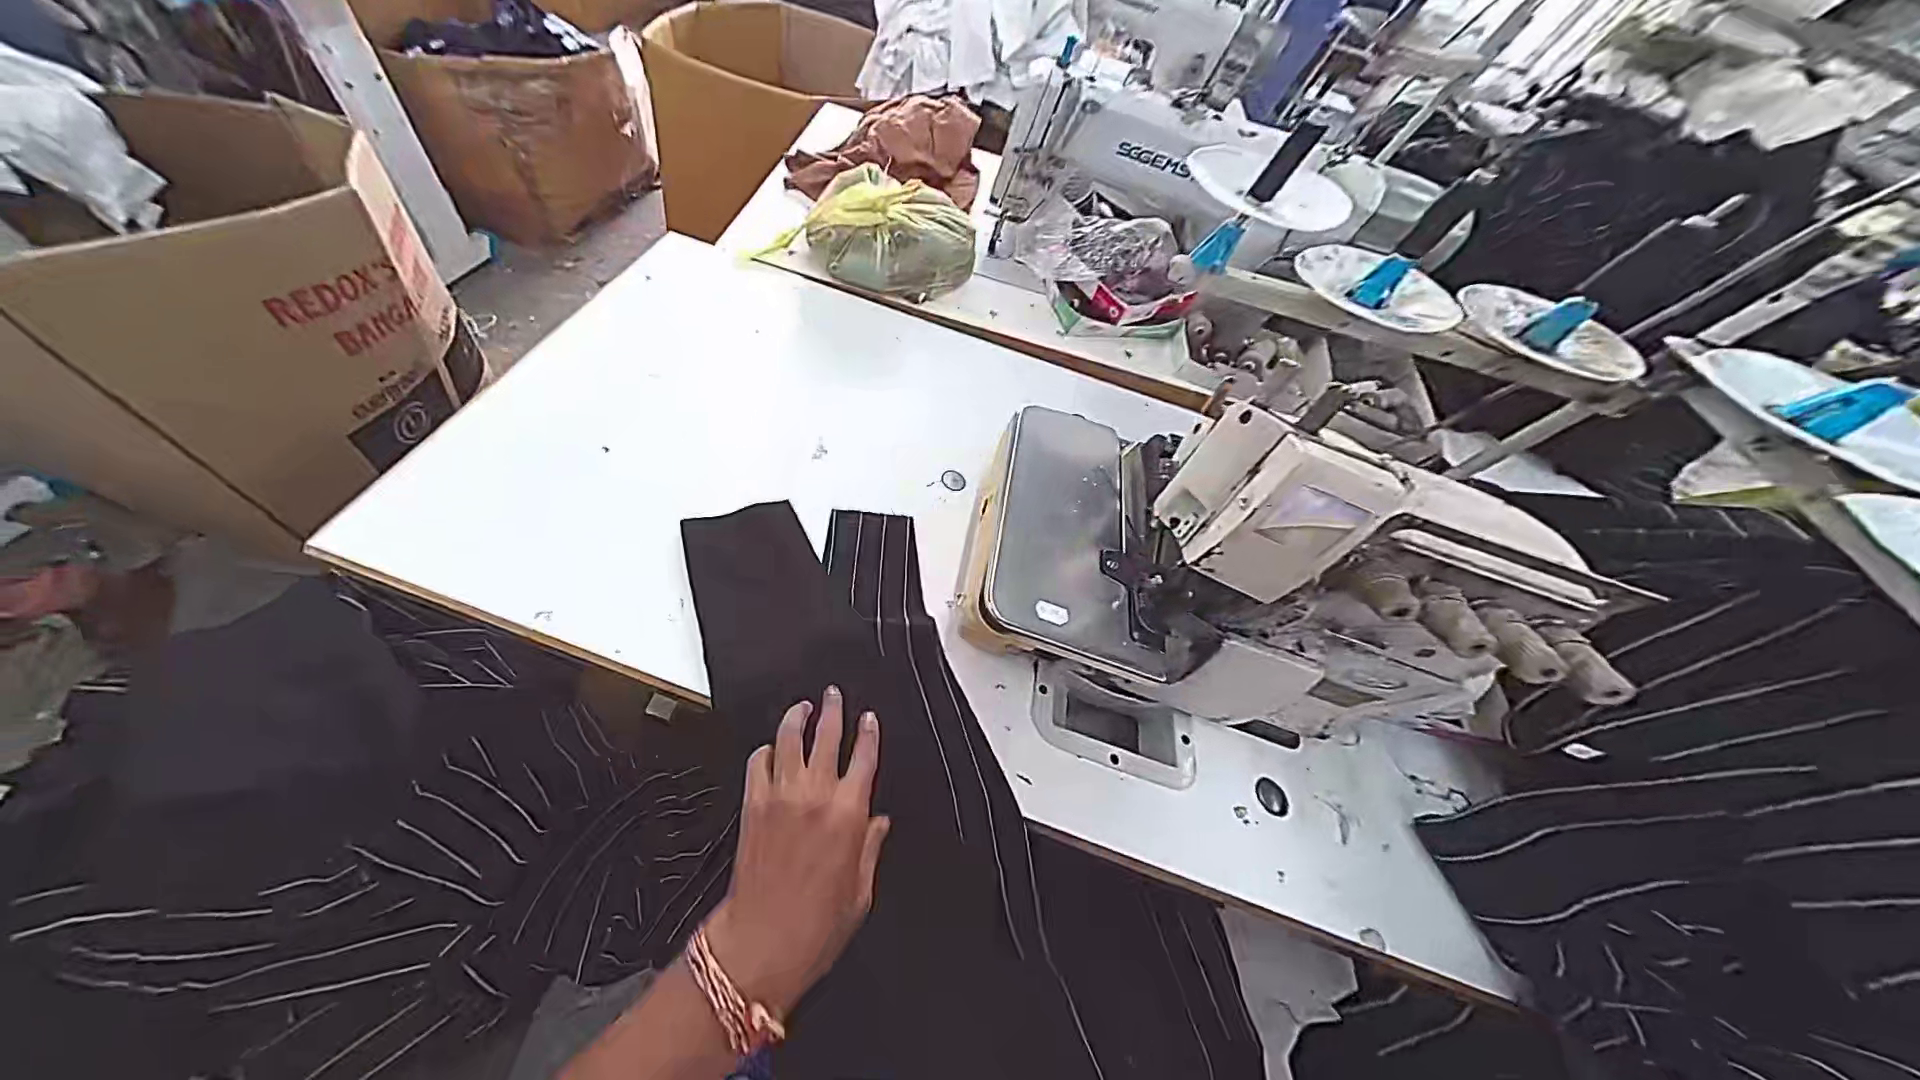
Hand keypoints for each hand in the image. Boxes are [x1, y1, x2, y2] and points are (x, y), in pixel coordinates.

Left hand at [702, 687, 888, 1016]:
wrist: (760, 944)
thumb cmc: (812, 927)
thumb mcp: (859, 890)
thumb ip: (870, 847)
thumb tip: (878, 825)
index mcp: (848, 816)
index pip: (864, 756)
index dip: (868, 732)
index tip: (869, 719)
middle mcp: (815, 798)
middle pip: (826, 735)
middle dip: (833, 709)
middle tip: (833, 695)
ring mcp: (780, 798)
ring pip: (788, 739)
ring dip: (796, 717)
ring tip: (802, 707)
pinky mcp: (752, 806)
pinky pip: (757, 763)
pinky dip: (764, 750)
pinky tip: (769, 747)